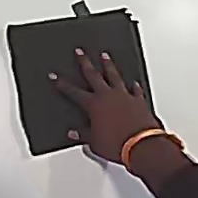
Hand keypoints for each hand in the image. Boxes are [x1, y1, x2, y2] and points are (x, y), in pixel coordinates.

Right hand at [51, 49, 163, 164]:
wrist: (141, 146)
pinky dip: (134, 86)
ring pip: (114, 75)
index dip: (63, 84)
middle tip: (80, 52)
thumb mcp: (95, 143)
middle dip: (84, 63)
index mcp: (94, 105)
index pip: (74, 92)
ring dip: (108, 65)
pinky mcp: (138, 100)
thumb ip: (83, 135)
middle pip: (93, 75)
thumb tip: (74, 134)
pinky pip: (135, 89)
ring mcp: (124, 95)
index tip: (55, 77)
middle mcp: (108, 96)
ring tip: (104, 56)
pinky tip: (133, 82)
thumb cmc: (118, 145)